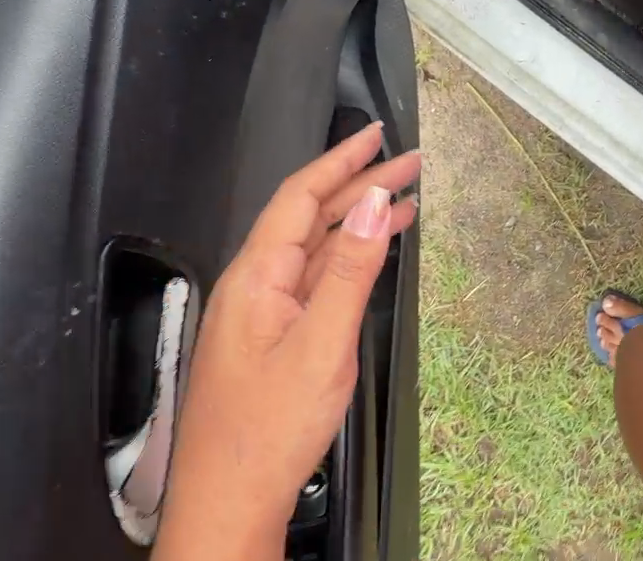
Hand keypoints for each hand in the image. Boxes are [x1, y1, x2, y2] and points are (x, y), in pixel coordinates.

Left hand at [153, 122, 420, 560]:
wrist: (230, 507)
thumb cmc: (272, 429)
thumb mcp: (321, 345)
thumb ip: (350, 270)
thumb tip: (377, 203)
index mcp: (258, 277)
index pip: (300, 198)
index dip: (339, 160)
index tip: (375, 134)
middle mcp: (257, 285)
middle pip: (312, 217)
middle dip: (362, 184)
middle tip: (411, 162)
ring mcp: (266, 311)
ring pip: (318, 246)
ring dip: (362, 218)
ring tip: (409, 197)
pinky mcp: (278, 334)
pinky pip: (319, 277)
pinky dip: (354, 254)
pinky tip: (378, 250)